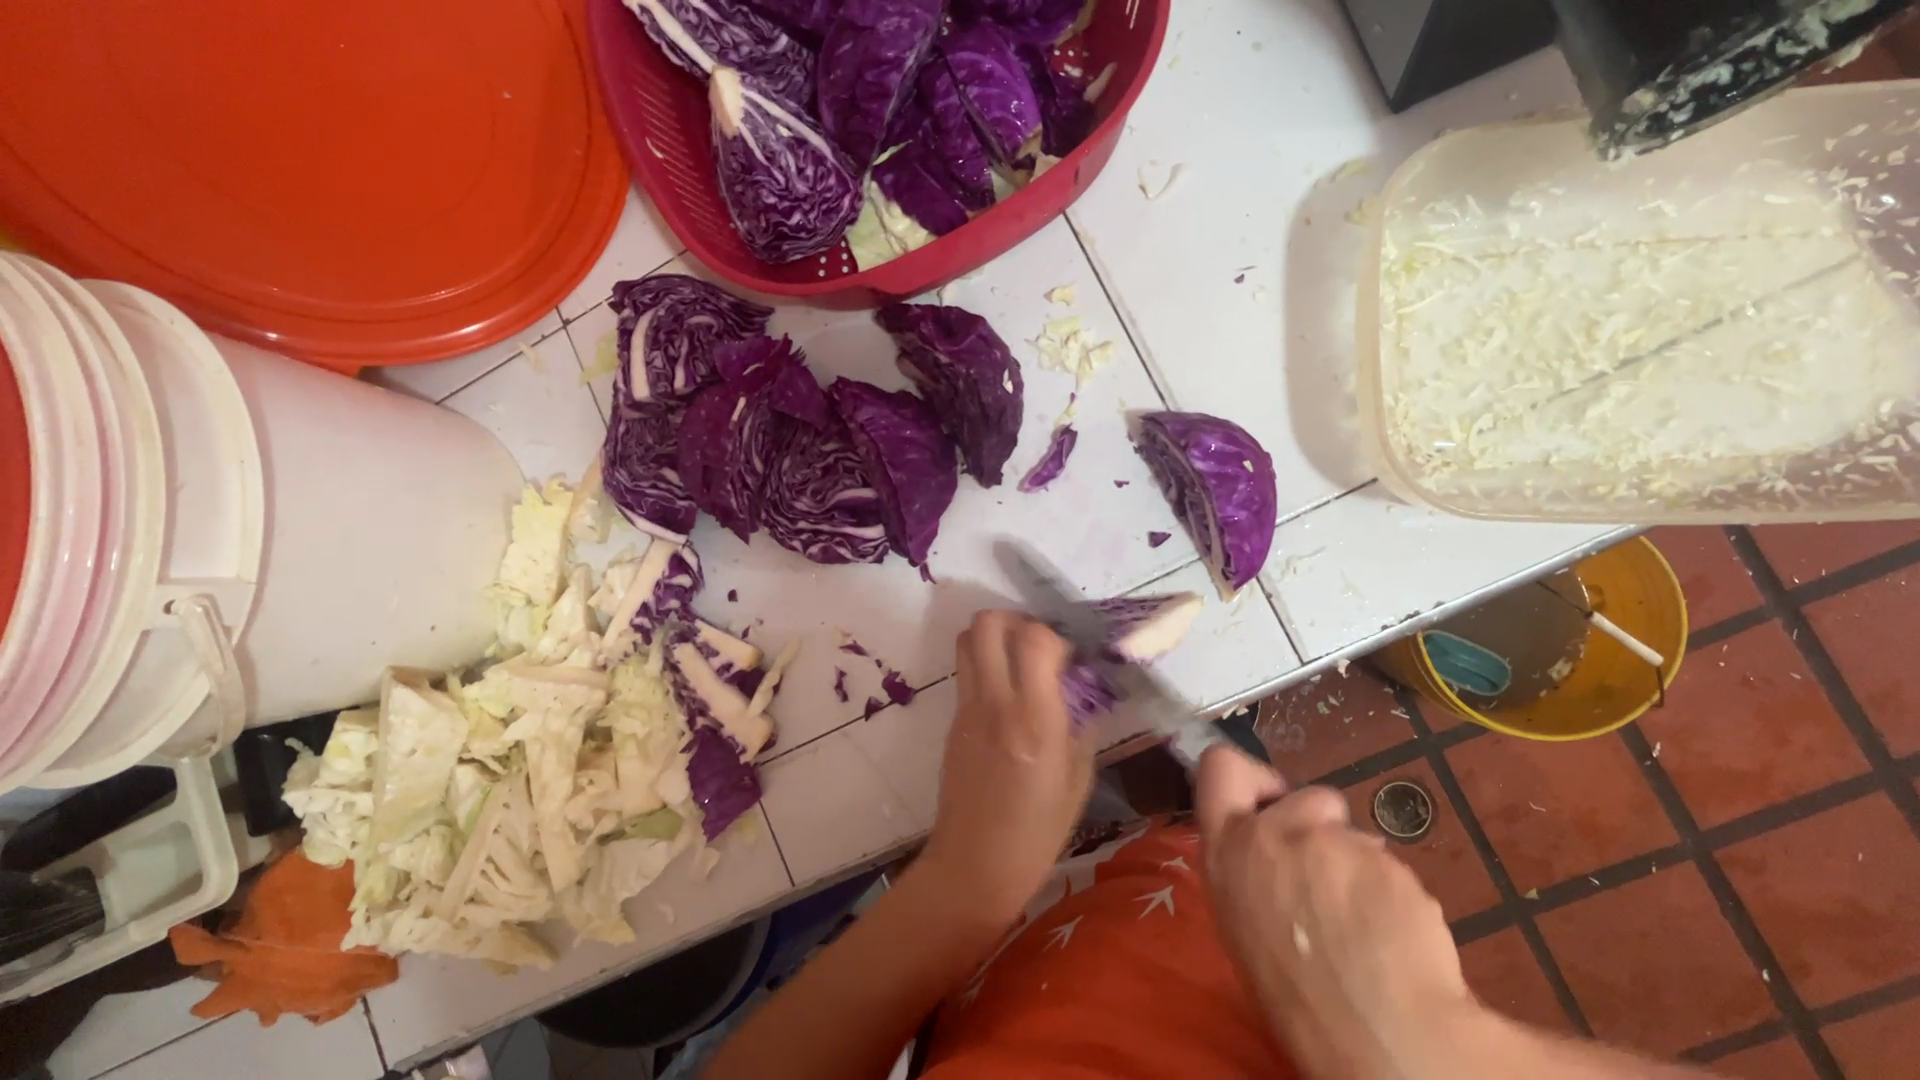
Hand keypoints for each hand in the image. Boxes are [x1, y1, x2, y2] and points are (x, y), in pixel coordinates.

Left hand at [919, 611, 1093, 924]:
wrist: (975, 864)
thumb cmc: (1039, 831)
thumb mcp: (1078, 777)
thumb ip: (1081, 722)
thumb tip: (1083, 685)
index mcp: (1035, 721)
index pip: (1035, 640)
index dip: (1055, 634)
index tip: (1071, 656)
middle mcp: (995, 704)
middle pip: (987, 624)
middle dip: (1016, 620)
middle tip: (1039, 645)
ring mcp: (967, 710)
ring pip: (967, 640)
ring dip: (995, 637)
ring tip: (1022, 663)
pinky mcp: (952, 721)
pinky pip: (966, 672)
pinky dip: (986, 666)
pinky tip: (1009, 697)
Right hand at [1196, 746, 1474, 1079]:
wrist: (1378, 1036)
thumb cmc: (1296, 996)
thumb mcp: (1244, 924)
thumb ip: (1251, 873)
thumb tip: (1274, 860)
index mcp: (1226, 853)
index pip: (1221, 768)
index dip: (1252, 776)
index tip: (1271, 803)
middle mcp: (1270, 835)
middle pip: (1303, 795)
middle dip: (1323, 825)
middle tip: (1330, 876)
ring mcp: (1330, 843)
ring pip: (1351, 832)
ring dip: (1358, 863)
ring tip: (1365, 919)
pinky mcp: (1383, 860)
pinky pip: (1388, 864)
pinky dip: (1391, 891)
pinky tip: (1393, 933)